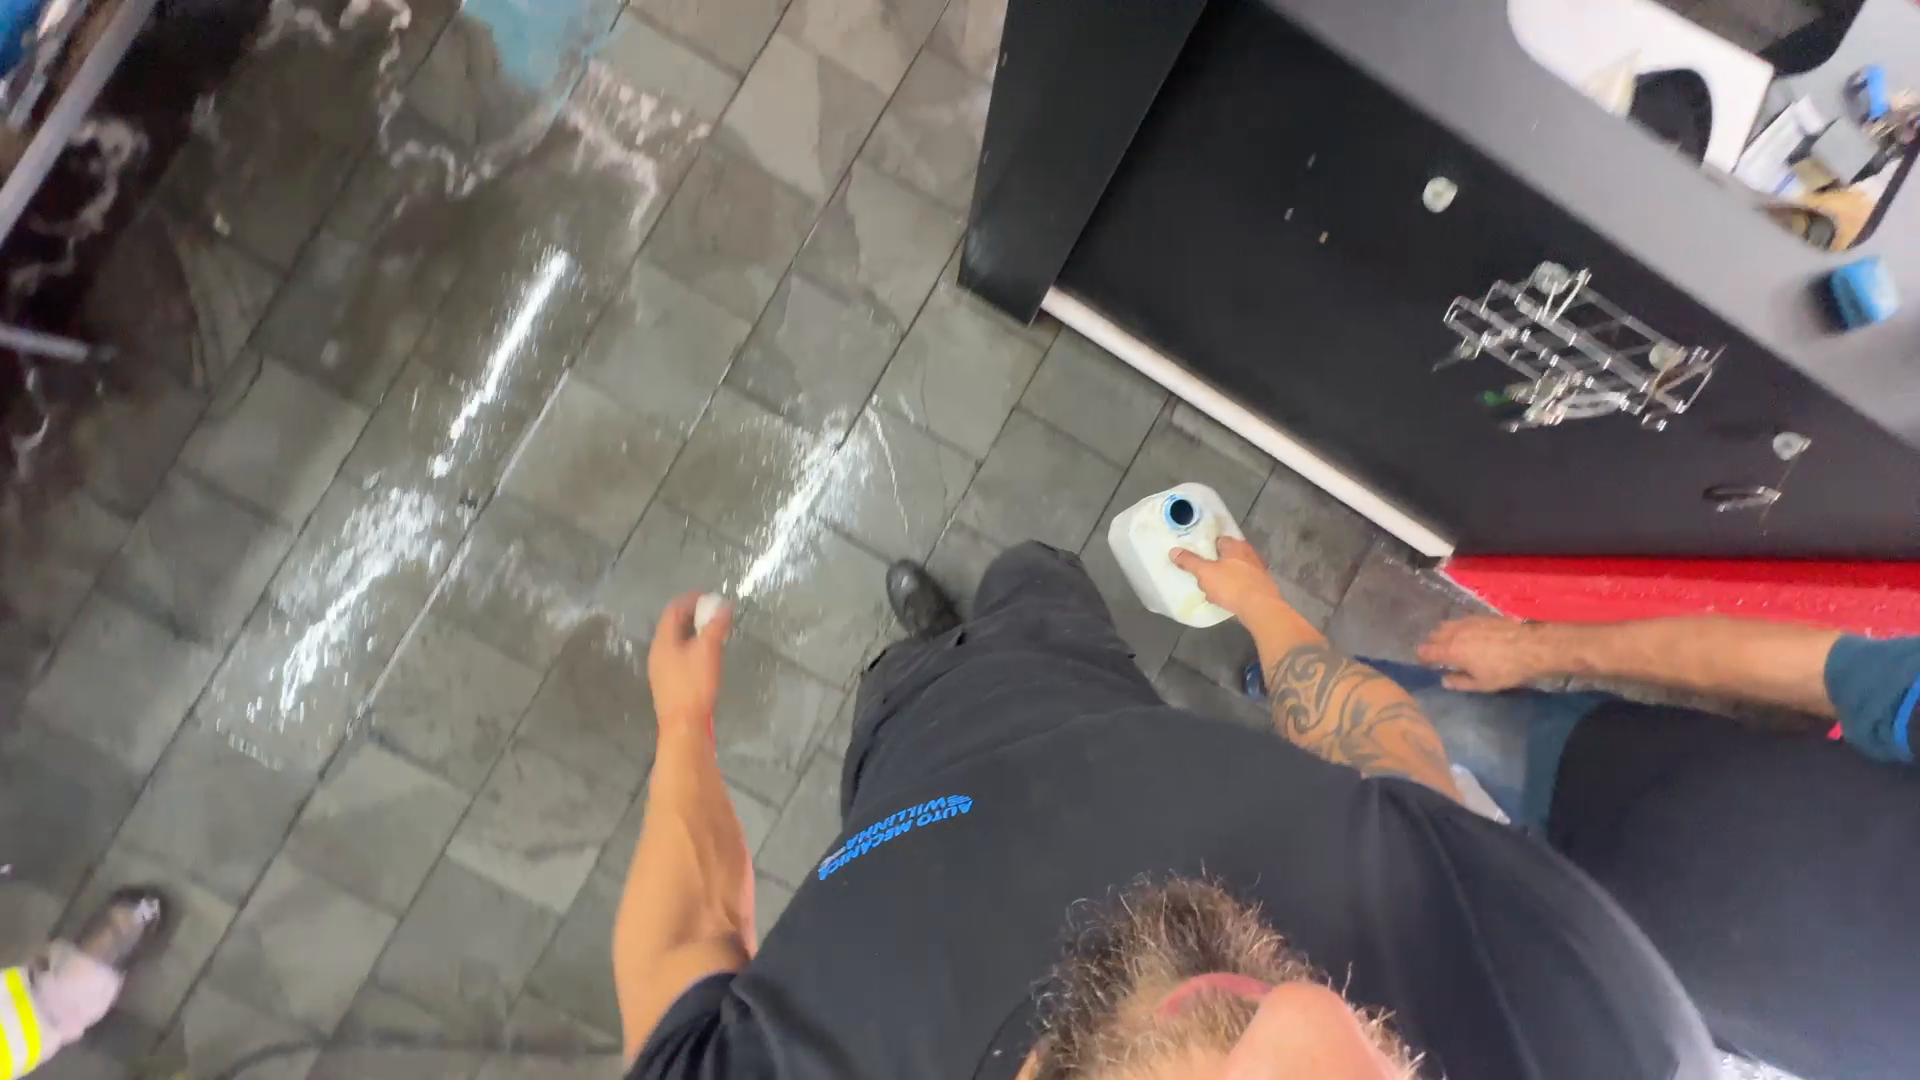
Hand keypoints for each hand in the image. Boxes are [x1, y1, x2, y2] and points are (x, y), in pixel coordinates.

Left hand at [648, 591, 732, 737]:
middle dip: (694, 614)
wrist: (683, 724)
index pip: (673, 609)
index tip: (710, 596)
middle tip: (715, 612)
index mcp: (663, 640)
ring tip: (714, 629)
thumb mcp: (708, 651)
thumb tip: (723, 605)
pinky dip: (692, 644)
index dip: (691, 599)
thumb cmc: (694, 685)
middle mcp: (658, 651)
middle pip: (673, 623)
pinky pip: (679, 653)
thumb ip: (715, 626)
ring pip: (677, 639)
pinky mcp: (668, 680)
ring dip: (694, 630)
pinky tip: (707, 652)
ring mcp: (661, 667)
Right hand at [1169, 536, 1292, 626]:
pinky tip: (1227, 598)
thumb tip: (1174, 551)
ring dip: (1225, 578)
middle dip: (1216, 564)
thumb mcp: (1205, 573)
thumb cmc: (1231, 585)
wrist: (1261, 608)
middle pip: (1228, 555)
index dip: (1207, 546)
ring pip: (1236, 571)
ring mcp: (1258, 570)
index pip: (1219, 540)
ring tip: (1212, 588)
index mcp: (1235, 546)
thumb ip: (1190, 561)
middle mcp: (1249, 554)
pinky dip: (1235, 588)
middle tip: (1203, 573)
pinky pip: (1243, 584)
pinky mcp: (1262, 586)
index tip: (1197, 555)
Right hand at [1417, 615, 1550, 691]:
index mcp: (1450, 651)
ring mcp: (1466, 622)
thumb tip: (1444, 680)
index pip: (1425, 651)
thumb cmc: (1506, 669)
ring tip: (1454, 642)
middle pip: (1433, 635)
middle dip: (1432, 644)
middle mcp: (1453, 633)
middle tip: (1441, 654)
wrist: (1533, 647)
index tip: (1426, 664)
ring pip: (1445, 625)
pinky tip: (1471, 635)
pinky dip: (1459, 628)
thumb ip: (1460, 682)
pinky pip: (1461, 621)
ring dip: (1444, 634)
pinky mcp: (1480, 616)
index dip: (1422, 658)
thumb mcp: (1483, 684)